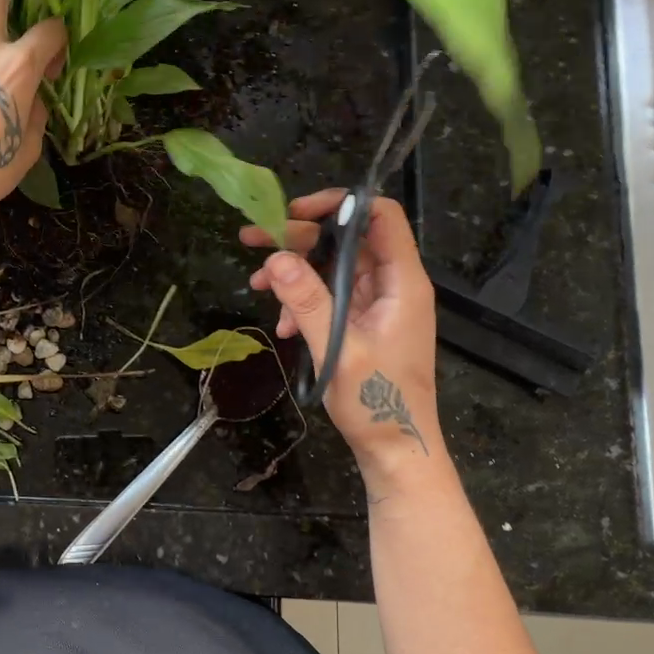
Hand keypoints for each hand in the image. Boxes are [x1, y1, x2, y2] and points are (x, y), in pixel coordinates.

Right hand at [243, 190, 444, 484]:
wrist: (395, 448)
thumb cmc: (376, 401)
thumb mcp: (337, 349)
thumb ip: (308, 302)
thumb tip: (275, 259)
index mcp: (403, 283)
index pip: (379, 217)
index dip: (338, 205)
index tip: (292, 214)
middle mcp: (393, 286)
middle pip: (346, 241)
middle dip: (298, 239)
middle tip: (251, 241)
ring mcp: (378, 305)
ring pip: (332, 269)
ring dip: (294, 273)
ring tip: (257, 287)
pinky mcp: (362, 324)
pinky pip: (329, 297)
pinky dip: (302, 302)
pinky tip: (283, 325)